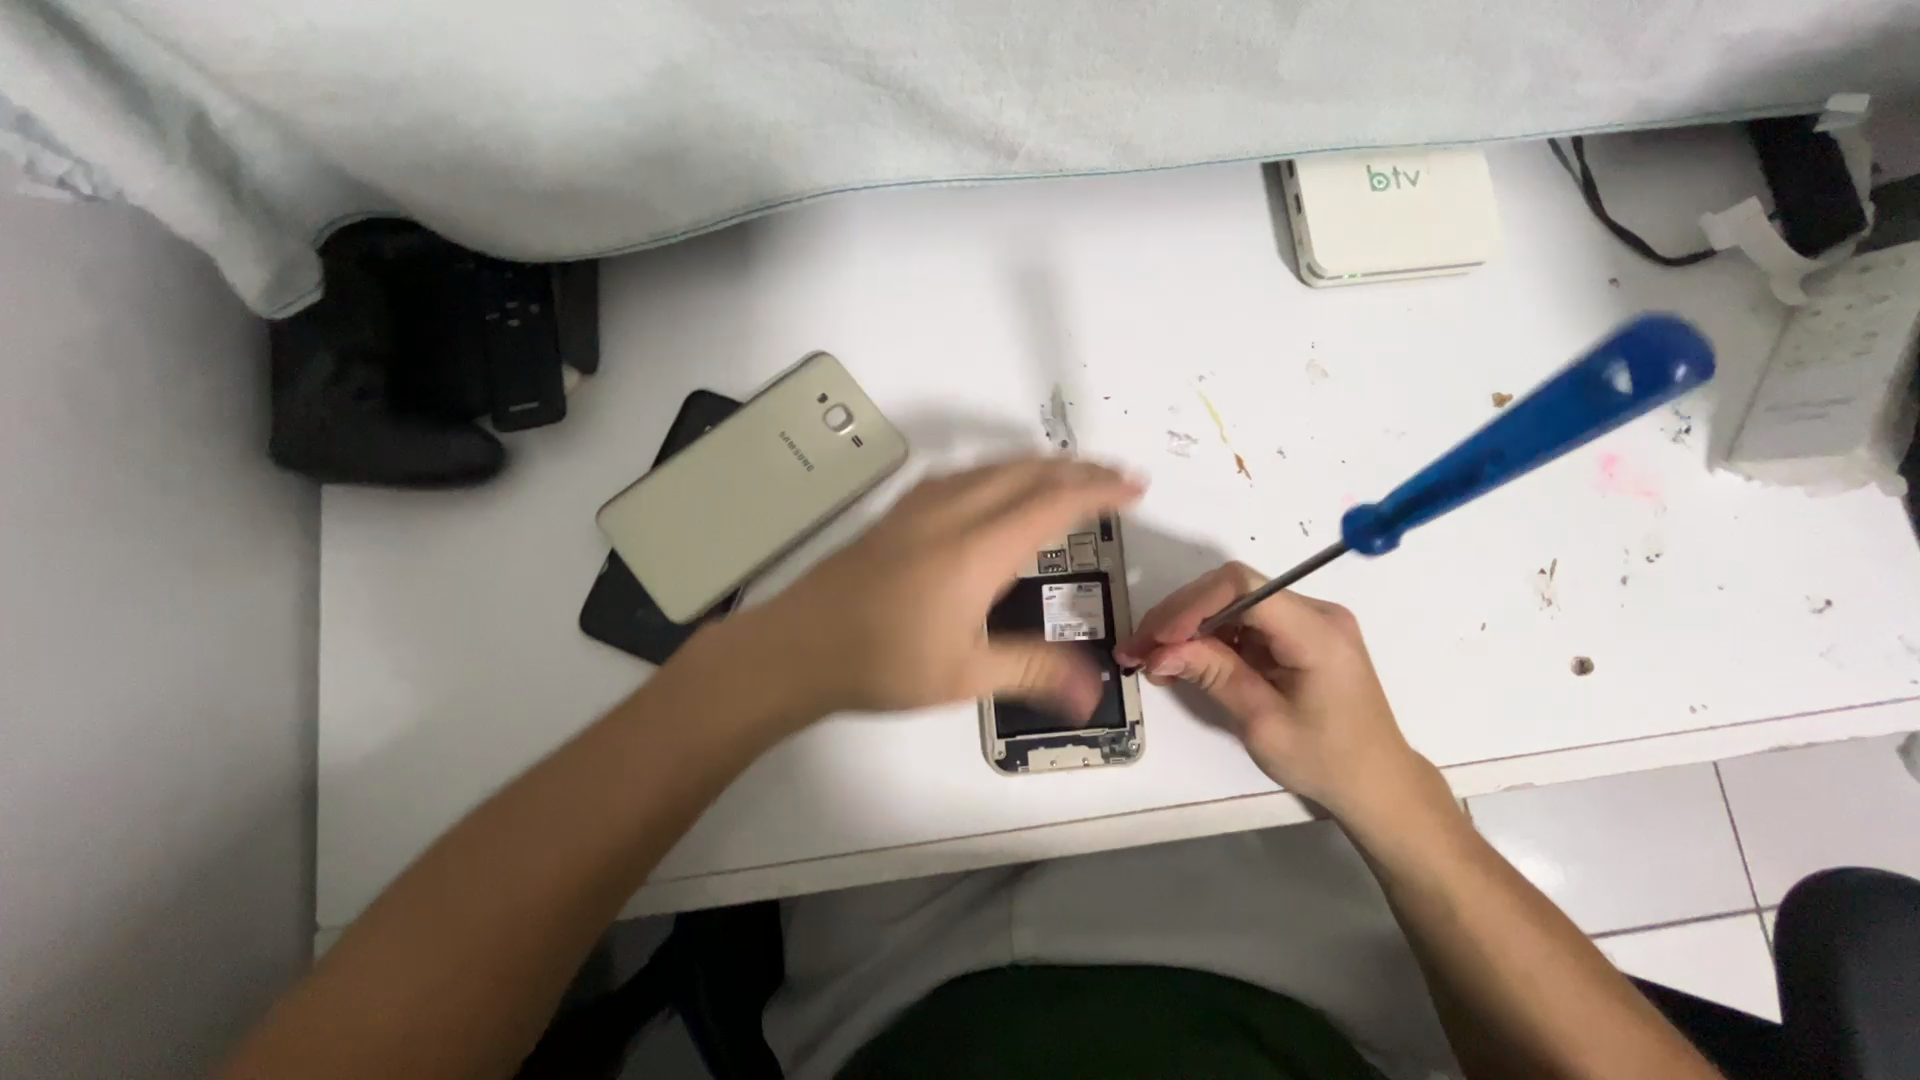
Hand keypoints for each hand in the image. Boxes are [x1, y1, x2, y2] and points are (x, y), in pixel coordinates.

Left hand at [733, 458, 1144, 722]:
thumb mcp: (965, 675)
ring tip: (1065, 475)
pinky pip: (960, 474)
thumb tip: (1094, 690)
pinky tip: (991, 485)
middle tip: (1115, 476)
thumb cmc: (882, 664)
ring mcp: (919, 508)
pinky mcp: (895, 514)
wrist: (795, 648)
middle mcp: (953, 513)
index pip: (1054, 503)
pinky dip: (996, 469)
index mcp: (978, 549)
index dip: (1099, 490)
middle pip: (1026, 472)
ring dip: (1037, 464)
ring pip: (991, 466)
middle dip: (1077, 469)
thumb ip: (1033, 671)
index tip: (1134, 487)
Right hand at [1115, 562, 1429, 818]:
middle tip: (1137, 650)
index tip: (1157, 639)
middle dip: (1179, 617)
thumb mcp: (1263, 723)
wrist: (1376, 782)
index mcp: (1316, 632)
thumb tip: (1159, 651)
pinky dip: (1208, 638)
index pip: (1242, 587)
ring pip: (1231, 602)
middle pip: (1231, 589)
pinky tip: (1181, 662)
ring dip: (1187, 627)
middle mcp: (1314, 612)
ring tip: (1150, 659)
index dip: (1191, 605)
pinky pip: (1243, 622)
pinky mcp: (1296, 634)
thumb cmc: (1325, 760)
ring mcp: (1307, 620)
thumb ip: (1213, 676)